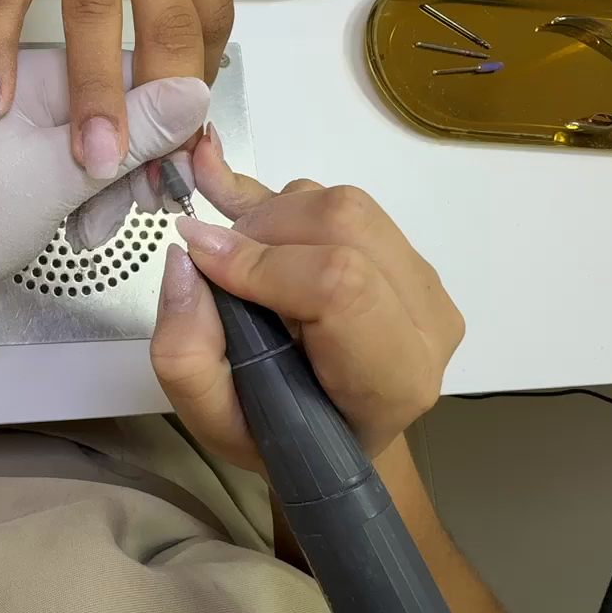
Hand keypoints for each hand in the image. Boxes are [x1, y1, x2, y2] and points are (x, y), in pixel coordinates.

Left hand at [0, 50, 208, 337]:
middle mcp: (42, 86)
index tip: (181, 172)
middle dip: (137, 165)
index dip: (169, 124)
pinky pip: (84, 167)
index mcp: (43, 69)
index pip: (135, 73)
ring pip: (110, 146)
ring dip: (113, 190)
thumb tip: (198, 90)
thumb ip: (134, 133)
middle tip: (141, 207)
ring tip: (90, 229)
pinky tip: (80, 227)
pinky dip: (91, 199)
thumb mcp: (59, 174)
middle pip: (127, 112)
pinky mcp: (33, 157)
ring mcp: (36, 123)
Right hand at [149, 127, 464, 464]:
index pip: (340, 284)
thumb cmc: (278, 437)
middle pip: (343, 223)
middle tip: (214, 261)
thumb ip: (187, 354)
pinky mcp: (400, 251)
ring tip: (236, 256)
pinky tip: (218, 175)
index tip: (196, 255)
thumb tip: (185, 258)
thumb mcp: (212, 422)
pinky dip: (271, 191)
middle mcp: (426, 321)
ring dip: (269, 215)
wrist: (332, 433)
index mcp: (390, 377)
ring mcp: (421, 280)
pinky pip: (336, 198)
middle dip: (258, 228)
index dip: (259, 260)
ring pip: (341, 203)